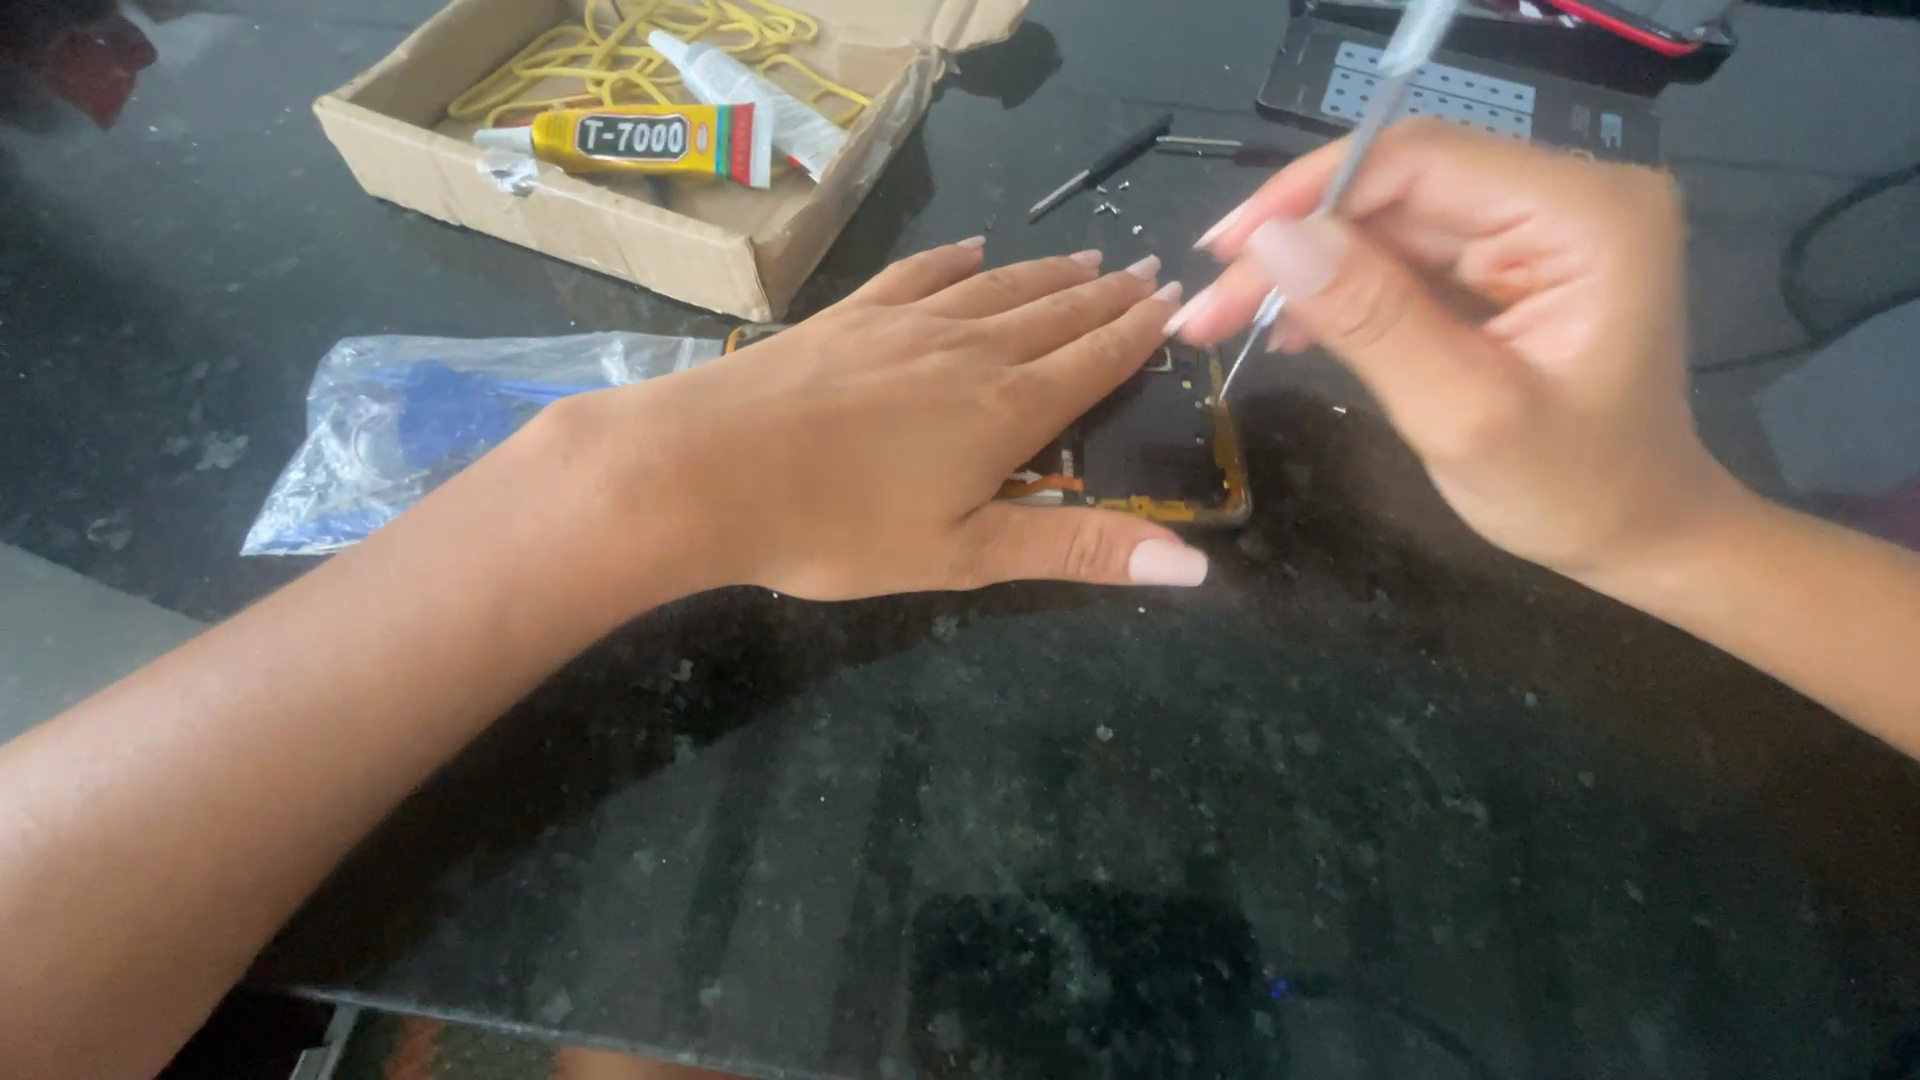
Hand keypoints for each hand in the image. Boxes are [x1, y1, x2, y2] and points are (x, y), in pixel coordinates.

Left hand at [550, 241, 1204, 600]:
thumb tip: (1194, 567)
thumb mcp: (967, 555)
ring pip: (997, 288)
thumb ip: (1076, 550)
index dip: (1138, 333)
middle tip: (1148, 270)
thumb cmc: (839, 528)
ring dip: (1048, 273)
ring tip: (1088, 257)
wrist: (706, 471)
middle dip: (1107, 295)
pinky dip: (956, 261)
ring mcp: (904, 324)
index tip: (1173, 300)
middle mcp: (967, 351)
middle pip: (1054, 312)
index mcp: (1005, 410)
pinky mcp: (850, 317)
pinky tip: (973, 250)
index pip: (1092, 360)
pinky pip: (919, 275)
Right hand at [1165, 121, 1747, 578]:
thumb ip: (1371, 319)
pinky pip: (1391, 262)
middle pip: (1389, 193)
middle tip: (1204, 309)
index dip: (1308, 195)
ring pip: (1378, 227)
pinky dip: (1328, 294)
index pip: (1418, 161)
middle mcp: (1554, 203)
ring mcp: (1522, 235)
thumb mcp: (1460, 410)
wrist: (1627, 531)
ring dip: (1294, 272)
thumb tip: (1273, 242)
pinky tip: (1284, 328)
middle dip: (1287, 246)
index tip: (1223, 252)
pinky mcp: (1491, 270)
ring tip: (1221, 322)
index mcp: (1579, 217)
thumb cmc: (1566, 487)